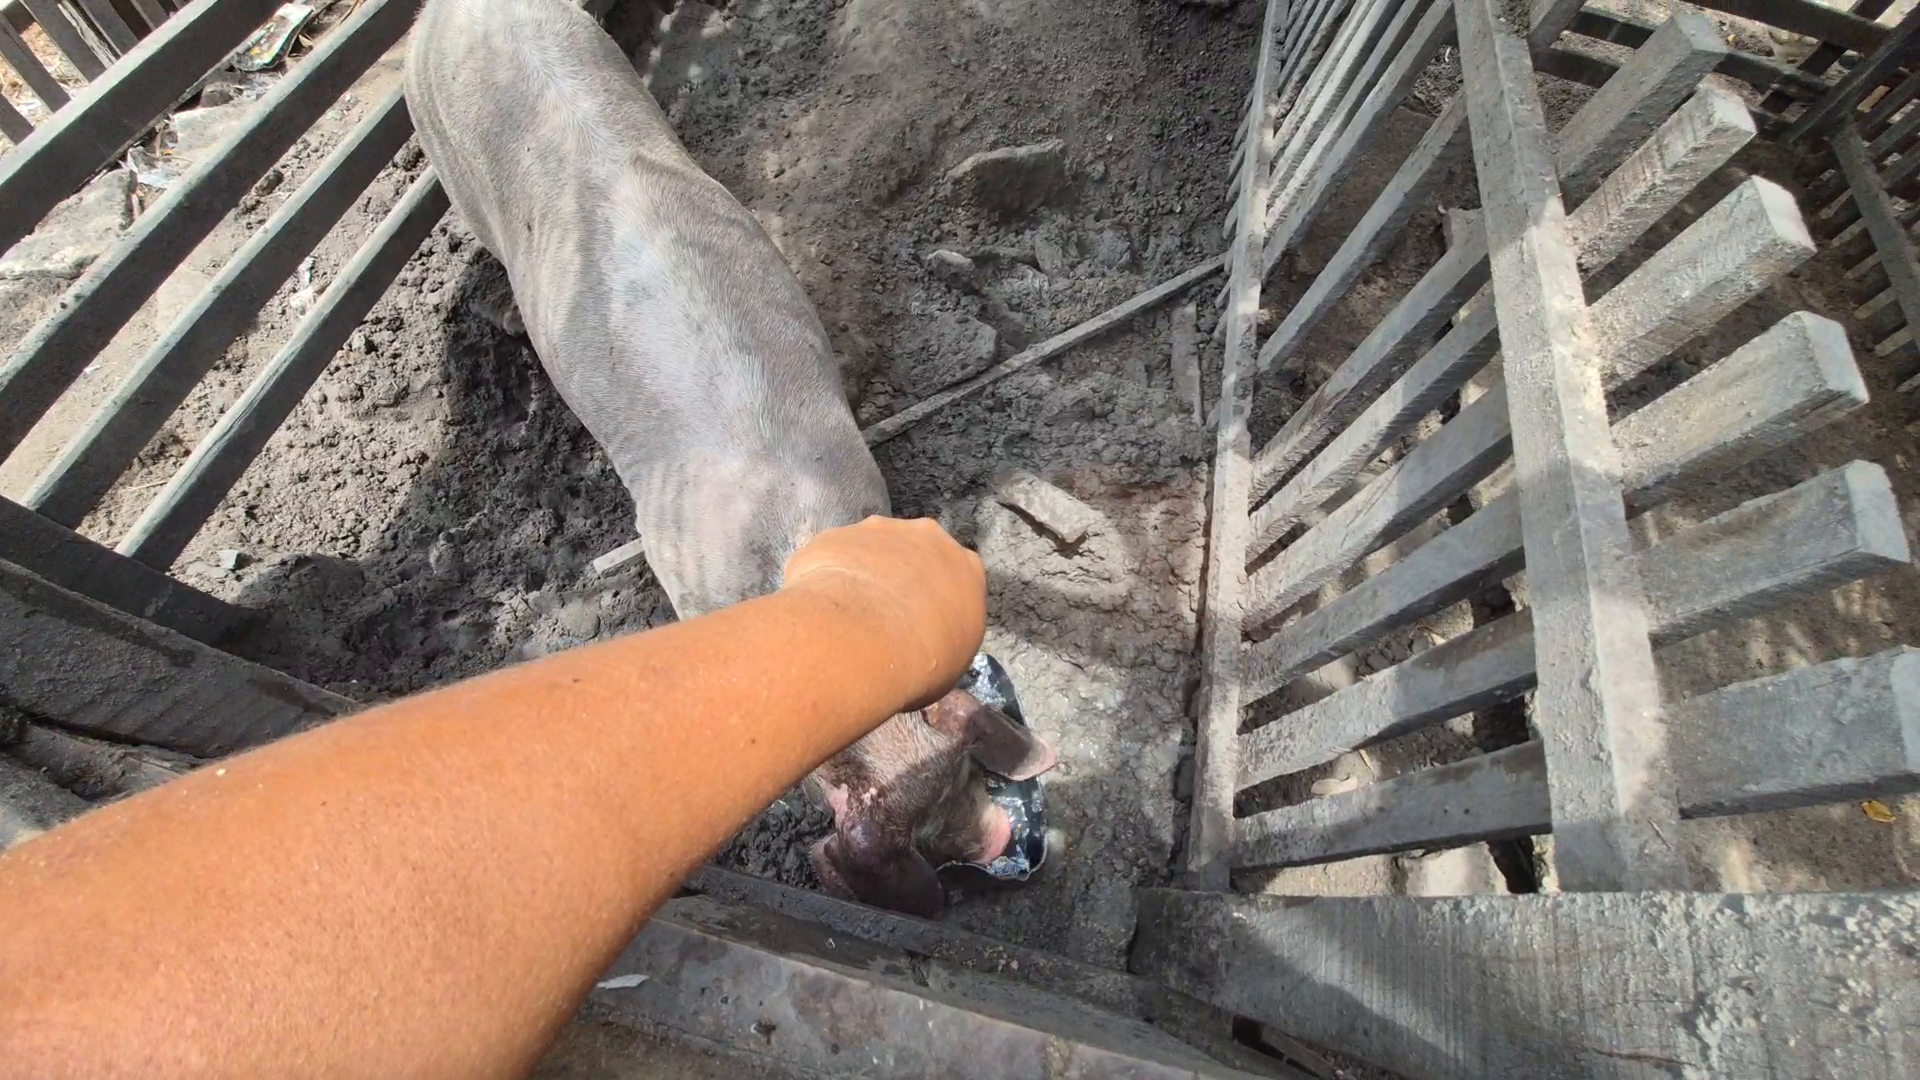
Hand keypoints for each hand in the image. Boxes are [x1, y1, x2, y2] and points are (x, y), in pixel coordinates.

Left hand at [783, 517, 985, 710]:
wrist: (863, 642)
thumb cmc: (921, 663)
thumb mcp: (952, 661)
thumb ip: (945, 636)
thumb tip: (927, 642)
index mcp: (967, 568)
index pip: (957, 578)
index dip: (938, 601)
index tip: (923, 624)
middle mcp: (928, 538)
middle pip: (917, 552)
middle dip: (902, 577)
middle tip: (885, 615)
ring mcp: (881, 531)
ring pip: (874, 548)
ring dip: (865, 573)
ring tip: (850, 615)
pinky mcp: (839, 535)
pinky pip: (835, 556)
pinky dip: (830, 577)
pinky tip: (823, 610)